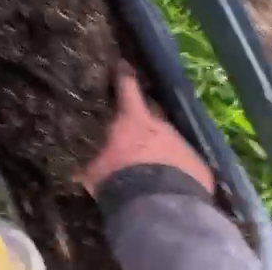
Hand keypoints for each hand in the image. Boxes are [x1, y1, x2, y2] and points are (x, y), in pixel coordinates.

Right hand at [81, 69, 213, 195]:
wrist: (161, 207)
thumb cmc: (119, 179)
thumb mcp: (93, 169)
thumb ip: (86, 159)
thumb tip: (69, 162)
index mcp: (132, 118)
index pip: (127, 87)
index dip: (124, 74)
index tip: (122, 63)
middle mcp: (160, 125)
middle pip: (152, 112)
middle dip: (145, 114)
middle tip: (136, 121)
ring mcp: (183, 145)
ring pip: (170, 138)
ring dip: (161, 144)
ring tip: (154, 159)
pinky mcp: (201, 168)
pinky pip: (187, 162)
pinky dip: (179, 166)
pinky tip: (173, 180)